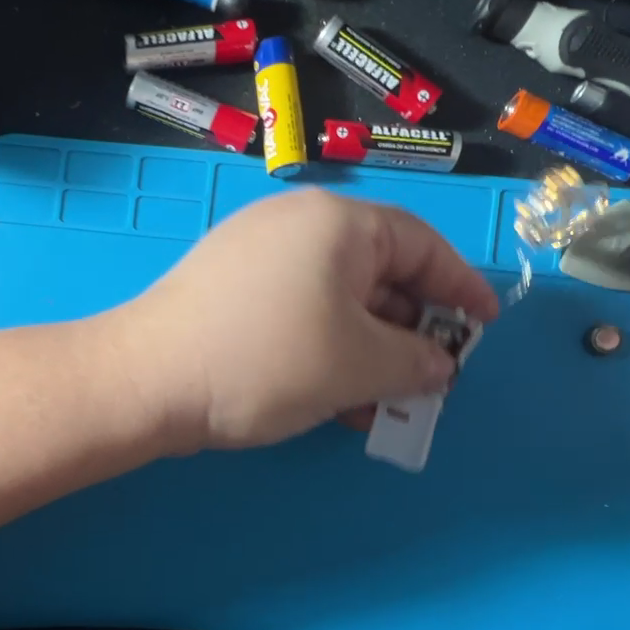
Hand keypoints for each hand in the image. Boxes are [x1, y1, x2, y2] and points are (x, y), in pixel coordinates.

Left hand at [108, 189, 498, 451]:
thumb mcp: (360, 366)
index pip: (421, 245)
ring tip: (378, 407)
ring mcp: (250, 256)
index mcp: (337, 223)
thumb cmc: (267, 362)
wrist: (147, 382)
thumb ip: (417, 363)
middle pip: (375, 274)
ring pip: (332, 302)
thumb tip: (438, 365)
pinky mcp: (222, 292)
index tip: (482, 329)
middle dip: (406, 334)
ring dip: (363, 354)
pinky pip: (292, 314)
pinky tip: (330, 401)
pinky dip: (320, 351)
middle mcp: (293, 226)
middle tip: (425, 381)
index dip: (460, 289)